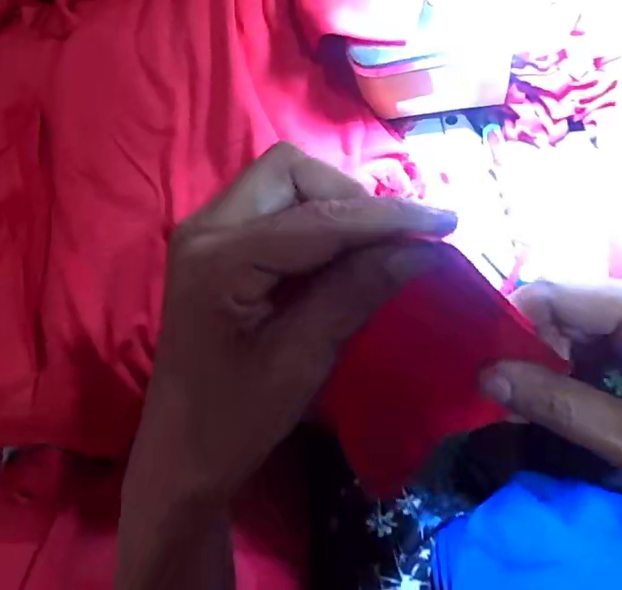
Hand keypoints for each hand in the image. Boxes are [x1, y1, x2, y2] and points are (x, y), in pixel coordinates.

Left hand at [117, 143, 455, 589]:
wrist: (178, 450)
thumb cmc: (234, 419)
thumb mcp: (301, 360)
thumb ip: (355, 292)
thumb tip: (421, 250)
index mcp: (219, 258)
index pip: (314, 218)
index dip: (383, 217)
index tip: (444, 222)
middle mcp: (205, 225)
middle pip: (287, 171)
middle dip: (346, 195)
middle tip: (389, 243)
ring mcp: (204, 228)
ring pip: (280, 179)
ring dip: (330, 202)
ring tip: (369, 246)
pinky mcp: (213, 239)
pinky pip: (271, 202)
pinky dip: (310, 215)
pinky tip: (337, 250)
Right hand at [484, 276, 621, 589]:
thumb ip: (561, 406)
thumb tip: (483, 376)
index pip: (556, 294)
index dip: (513, 328)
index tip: (490, 375)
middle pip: (567, 303)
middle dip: (535, 350)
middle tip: (513, 402)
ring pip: (580, 318)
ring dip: (557, 361)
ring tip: (544, 407)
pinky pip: (605, 331)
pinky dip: (583, 365)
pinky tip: (582, 398)